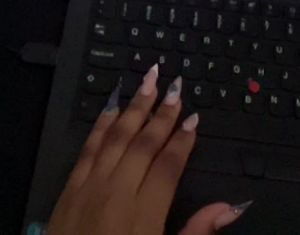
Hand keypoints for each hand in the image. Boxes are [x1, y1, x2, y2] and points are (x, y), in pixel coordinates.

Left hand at [46, 64, 250, 234]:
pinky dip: (101, 125)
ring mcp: (90, 188)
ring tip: (149, 80)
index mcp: (144, 216)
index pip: (168, 167)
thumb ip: (195, 233)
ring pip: (116, 137)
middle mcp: (117, 193)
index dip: (183, 141)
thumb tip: (230, 207)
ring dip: (134, 106)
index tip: (194, 118)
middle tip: (176, 85)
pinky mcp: (69, 190)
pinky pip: (88, 148)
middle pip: (144, 144)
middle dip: (162, 113)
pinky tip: (111, 107)